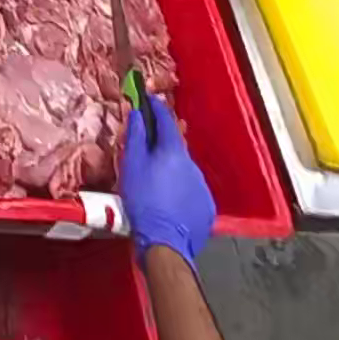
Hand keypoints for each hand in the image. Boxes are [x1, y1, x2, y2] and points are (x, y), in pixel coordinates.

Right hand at [121, 95, 216, 272]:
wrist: (165, 242)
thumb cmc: (142, 199)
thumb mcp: (131, 164)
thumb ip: (135, 136)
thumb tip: (137, 113)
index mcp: (174, 151)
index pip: (166, 120)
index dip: (156, 106)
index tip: (149, 97)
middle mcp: (193, 165)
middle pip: (175, 145)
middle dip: (162, 140)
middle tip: (146, 141)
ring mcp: (202, 186)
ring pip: (183, 168)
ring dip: (170, 166)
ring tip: (154, 176)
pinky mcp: (206, 206)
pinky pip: (190, 188)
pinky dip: (179, 186)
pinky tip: (167, 197)